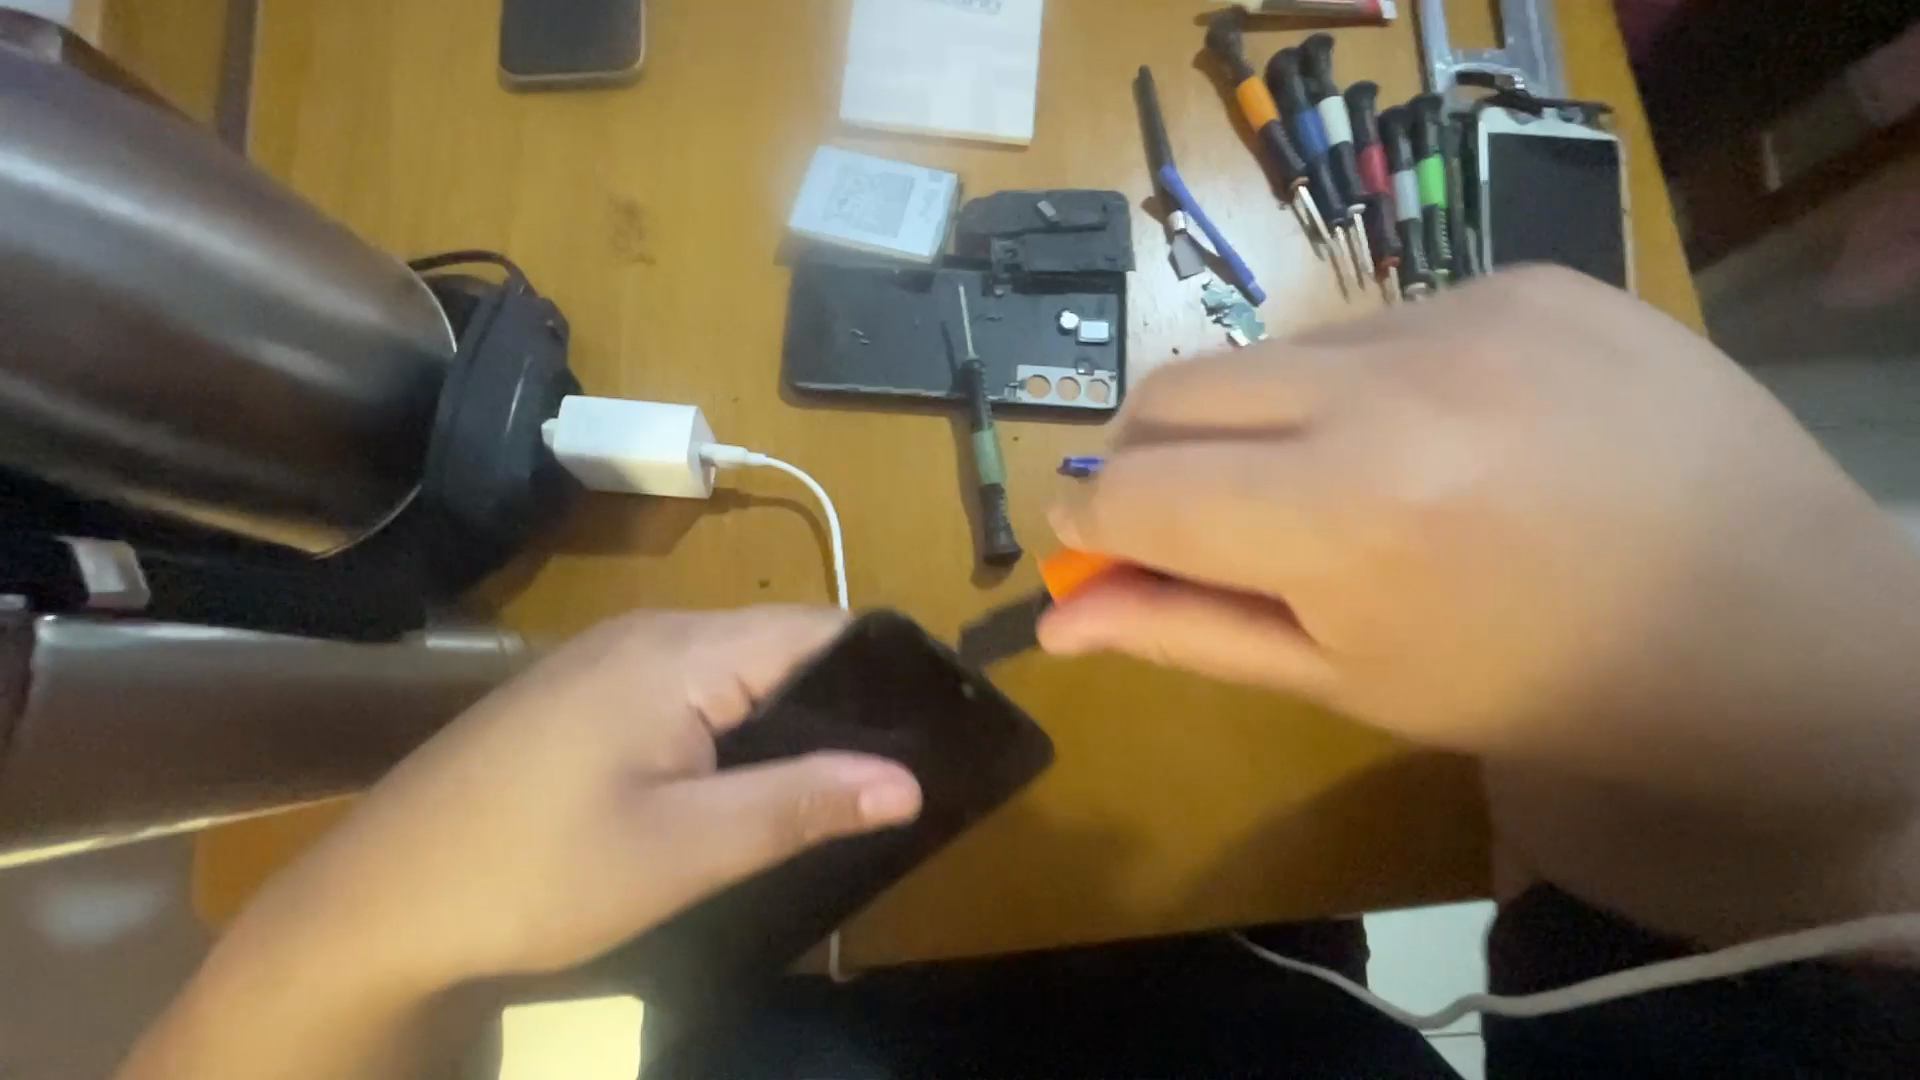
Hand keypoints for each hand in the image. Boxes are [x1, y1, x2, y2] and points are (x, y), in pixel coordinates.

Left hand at [230, 607, 921, 993]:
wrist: (370, 907)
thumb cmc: (533, 874)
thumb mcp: (681, 850)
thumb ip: (799, 803)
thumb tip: (908, 781)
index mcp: (683, 653)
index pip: (818, 630)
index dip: (882, 668)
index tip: (928, 721)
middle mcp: (654, 631)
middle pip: (780, 642)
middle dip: (840, 694)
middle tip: (889, 763)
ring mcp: (614, 654)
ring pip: (737, 663)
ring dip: (787, 709)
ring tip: (834, 770)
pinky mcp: (590, 686)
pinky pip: (693, 681)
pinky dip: (736, 716)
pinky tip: (744, 768)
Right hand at [1041, 268, 1919, 817]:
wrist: (1775, 633)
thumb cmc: (1521, 686)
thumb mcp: (1332, 675)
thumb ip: (1179, 630)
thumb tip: (1055, 621)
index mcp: (1345, 512)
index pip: (1137, 492)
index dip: (1086, 520)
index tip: (1080, 538)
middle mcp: (1393, 384)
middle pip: (1170, 391)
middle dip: (1136, 456)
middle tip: (1166, 509)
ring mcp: (1464, 311)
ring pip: (1258, 355)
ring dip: (1240, 420)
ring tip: (1312, 479)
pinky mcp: (1518, 278)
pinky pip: (1355, 327)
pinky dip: (1333, 386)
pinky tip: (1408, 435)